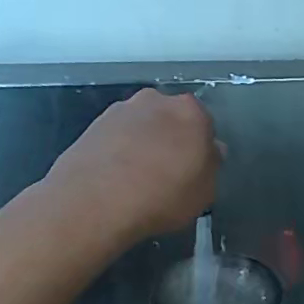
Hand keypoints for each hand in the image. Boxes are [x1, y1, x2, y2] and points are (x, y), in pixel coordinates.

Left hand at [45, 88, 220, 239]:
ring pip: (143, 126)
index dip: (201, 149)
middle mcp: (156, 101)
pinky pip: (118, 137)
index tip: (195, 170)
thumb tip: (209, 151)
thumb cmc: (162, 196)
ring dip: (145, 144)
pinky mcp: (93, 125)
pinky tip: (118, 178)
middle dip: (172, 140)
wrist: (95, 201)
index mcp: (190, 112)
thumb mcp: (205, 192)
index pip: (204, 125)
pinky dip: (121, 151)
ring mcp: (121, 110)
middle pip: (171, 119)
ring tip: (139, 178)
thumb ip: (211, 166)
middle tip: (169, 173)